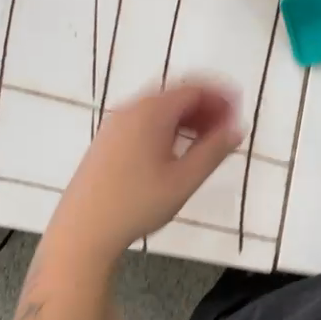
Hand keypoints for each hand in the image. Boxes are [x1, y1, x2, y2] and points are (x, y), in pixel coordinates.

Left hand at [47, 81, 243, 259]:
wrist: (82, 231)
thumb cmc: (138, 204)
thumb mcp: (184, 180)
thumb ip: (213, 151)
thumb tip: (236, 129)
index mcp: (151, 112)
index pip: (192, 89)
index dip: (220, 96)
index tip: (239, 111)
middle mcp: (130, 109)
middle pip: (175, 95)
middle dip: (205, 106)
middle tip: (226, 127)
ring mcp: (114, 124)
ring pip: (158, 108)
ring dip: (186, 118)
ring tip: (206, 141)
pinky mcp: (106, 141)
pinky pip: (143, 121)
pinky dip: (166, 126)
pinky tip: (175, 151)